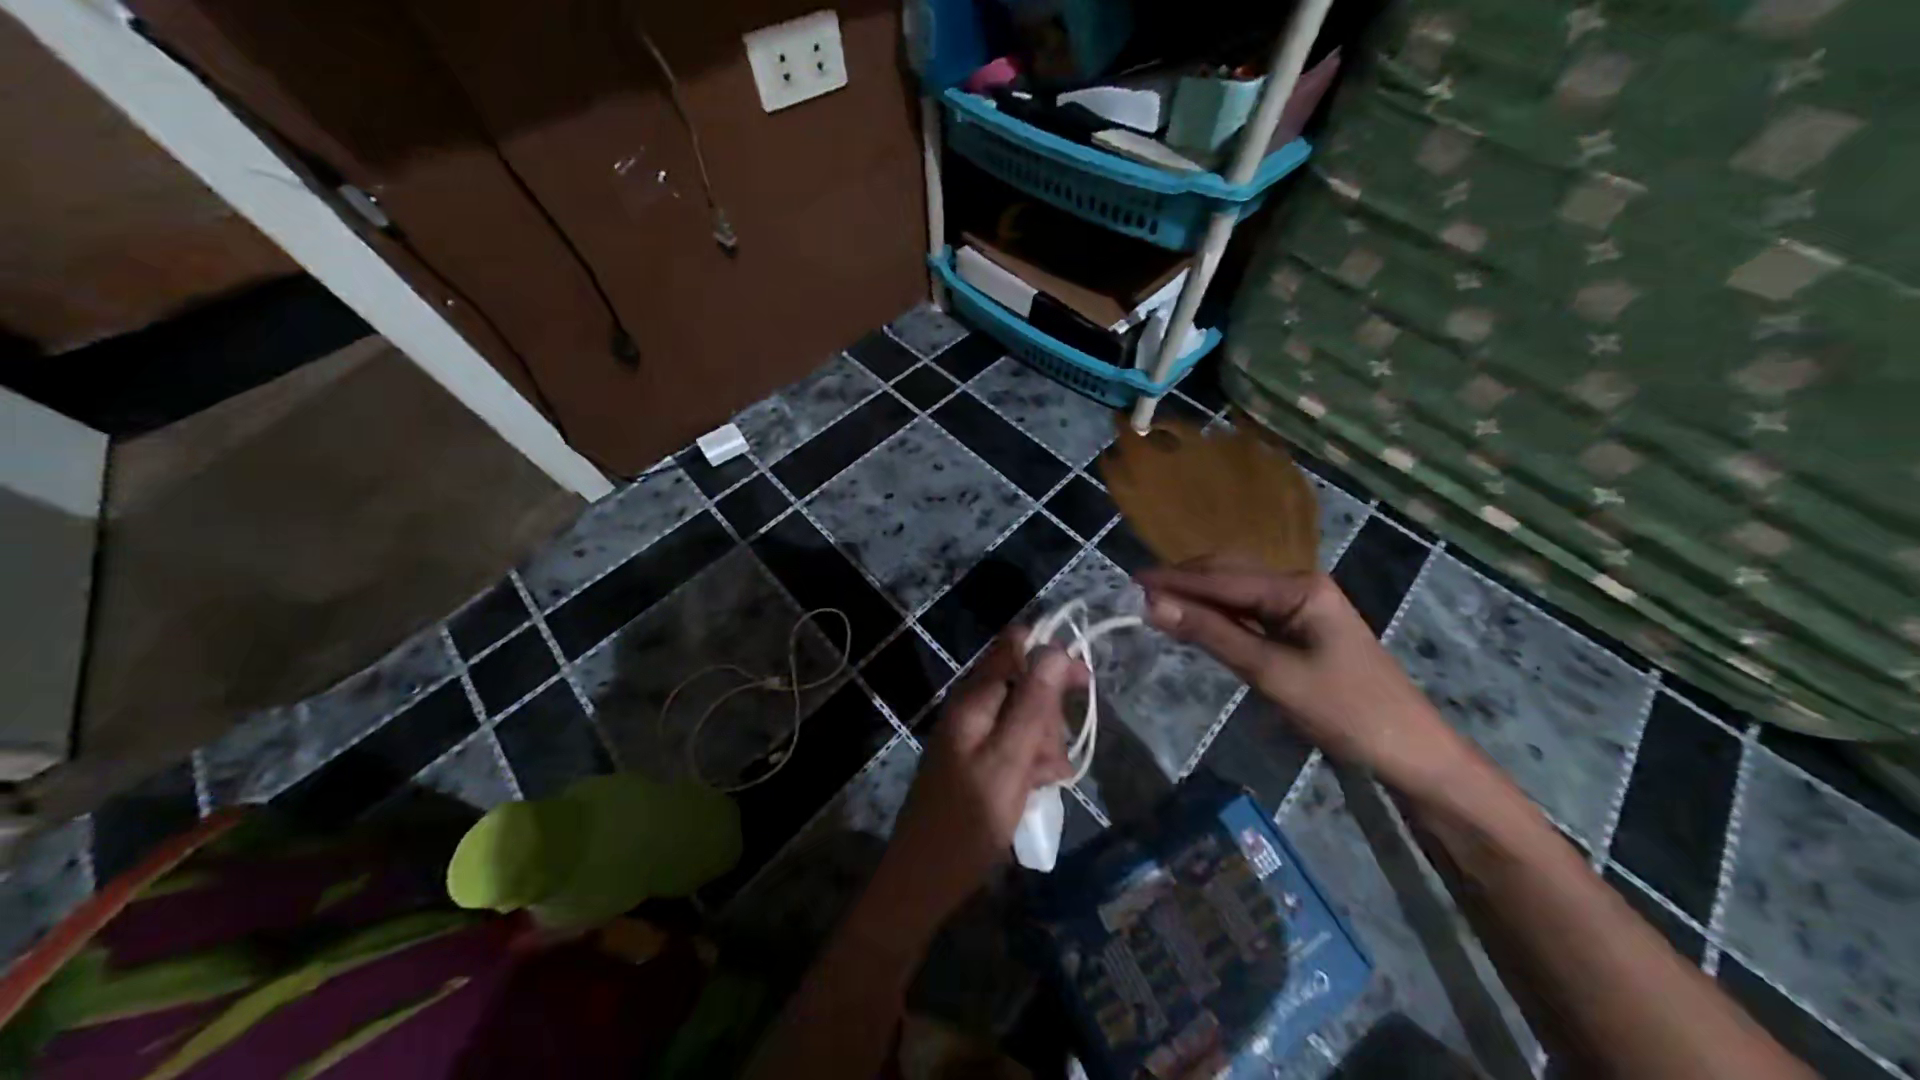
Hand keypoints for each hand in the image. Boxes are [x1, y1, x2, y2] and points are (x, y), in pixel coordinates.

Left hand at [876, 632, 1087, 925]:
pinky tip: (1043, 786)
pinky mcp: (979, 761)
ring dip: (1045, 742)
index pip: (1016, 647)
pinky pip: (1016, 746)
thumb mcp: (1009, 759)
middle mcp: (972, 708)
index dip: (1052, 657)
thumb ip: (1032, 703)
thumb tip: (1054, 648)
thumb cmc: (969, 819)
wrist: (925, 878)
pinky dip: (1033, 761)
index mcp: (974, 699)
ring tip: (1048, 779)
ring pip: (1025, 717)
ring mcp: (974, 735)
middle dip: (1049, 713)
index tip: (1082, 685)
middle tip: (1053, 754)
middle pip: (1025, 684)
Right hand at [1137, 556, 1470, 799]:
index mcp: (1300, 587)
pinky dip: (1219, 618)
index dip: (1175, 580)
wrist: (1412, 753)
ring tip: (1156, 606)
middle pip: (1230, 576)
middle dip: (1185, 584)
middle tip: (1138, 596)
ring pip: (1237, 595)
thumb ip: (1212, 635)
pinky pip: (1250, 615)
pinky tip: (1196, 624)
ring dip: (1199, 600)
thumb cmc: (1346, 711)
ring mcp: (1302, 608)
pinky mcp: (1301, 630)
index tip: (1131, 580)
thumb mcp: (1271, 673)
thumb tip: (1153, 604)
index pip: (1222, 579)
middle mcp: (1300, 586)